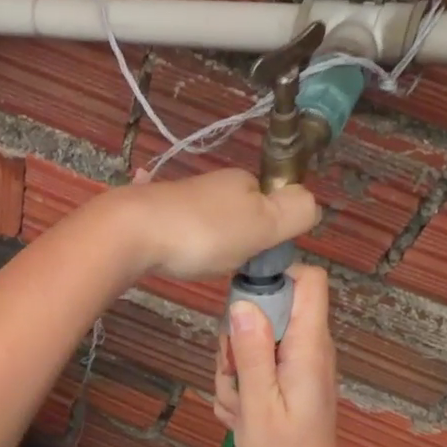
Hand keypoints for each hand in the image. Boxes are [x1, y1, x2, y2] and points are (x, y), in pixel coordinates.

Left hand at [115, 168, 319, 280]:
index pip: (270, 200)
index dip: (272, 229)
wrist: (132, 232)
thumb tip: (313, 204)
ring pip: (205, 216)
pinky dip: (177, 231)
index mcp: (241, 182)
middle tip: (232, 265)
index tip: (262, 257)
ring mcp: (178, 196)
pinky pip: (173, 222)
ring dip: (209, 234)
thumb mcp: (262, 225)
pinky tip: (168, 241)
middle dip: (239, 233)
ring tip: (203, 260)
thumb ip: (294, 213)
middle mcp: (211, 183)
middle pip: (237, 208)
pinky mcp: (150, 214)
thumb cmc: (203, 234)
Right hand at [214, 265, 344, 446]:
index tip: (241, 302)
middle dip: (239, 339)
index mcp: (309, 347)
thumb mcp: (258, 406)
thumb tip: (243, 303)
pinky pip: (257, 367)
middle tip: (234, 377)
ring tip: (240, 406)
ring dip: (235, 371)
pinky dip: (242, 388)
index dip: (275, 278)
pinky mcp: (288, 380)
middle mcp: (309, 348)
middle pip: (270, 312)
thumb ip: (252, 353)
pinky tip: (243, 415)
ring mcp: (298, 365)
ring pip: (255, 342)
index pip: (308, 280)